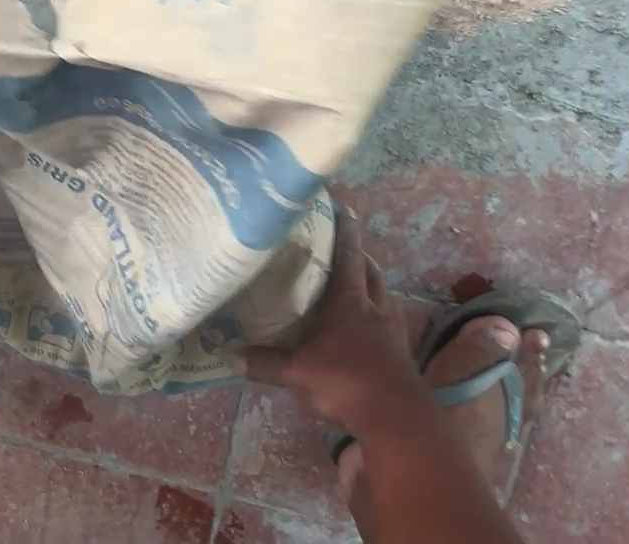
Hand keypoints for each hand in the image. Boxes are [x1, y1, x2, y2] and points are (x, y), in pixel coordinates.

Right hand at [244, 202, 424, 436]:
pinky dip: (377, 319)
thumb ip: (264, 363)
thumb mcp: (297, 373)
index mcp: (351, 302)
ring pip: (383, 297)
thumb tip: (227, 356)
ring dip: (371, 287)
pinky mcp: (401, 357)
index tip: (344, 207)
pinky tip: (365, 331)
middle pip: (372, 273)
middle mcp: (375, 309)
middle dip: (360, 257)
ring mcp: (392, 333)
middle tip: (345, 249)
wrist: (397, 422)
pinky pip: (389, 326)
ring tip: (354, 286)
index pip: (349, 256)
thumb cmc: (346, 382)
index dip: (346, 230)